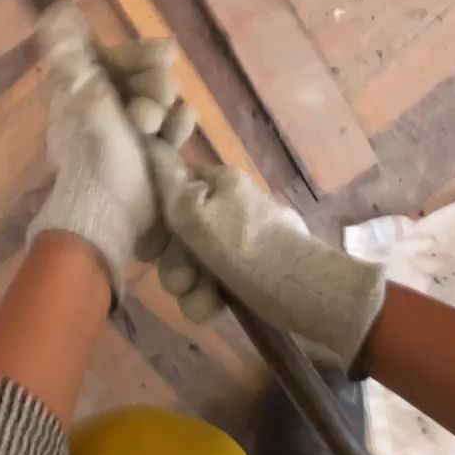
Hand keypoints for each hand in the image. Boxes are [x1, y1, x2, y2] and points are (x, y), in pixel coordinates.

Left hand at [28, 4, 191, 297]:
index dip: (140, 55)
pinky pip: (175, 123)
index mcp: (82, 90)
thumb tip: (53, 10)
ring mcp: (129, 129)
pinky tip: (172, 138)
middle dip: (155, 87)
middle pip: (146, 75)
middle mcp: (105, 105)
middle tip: (148, 113)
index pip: (116, 56)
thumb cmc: (96, 156)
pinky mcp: (151, 149)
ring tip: (155, 132)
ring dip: (167, 110)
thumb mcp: (82, 97)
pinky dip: (178, 127)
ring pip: (164, 98)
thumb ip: (72, 54)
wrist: (113, 214)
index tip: (163, 56)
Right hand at [143, 143, 385, 369]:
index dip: (155, 218)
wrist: (305, 292)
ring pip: (191, 265)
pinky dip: (209, 299)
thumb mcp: (195, 212)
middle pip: (177, 234)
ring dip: (190, 288)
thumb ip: (167, 184)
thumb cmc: (245, 248)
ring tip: (204, 301)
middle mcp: (227, 207)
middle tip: (182, 280)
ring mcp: (238, 242)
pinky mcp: (247, 273)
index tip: (150, 246)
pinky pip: (211, 284)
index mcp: (219, 182)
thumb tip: (149, 144)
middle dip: (175, 264)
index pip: (172, 187)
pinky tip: (216, 309)